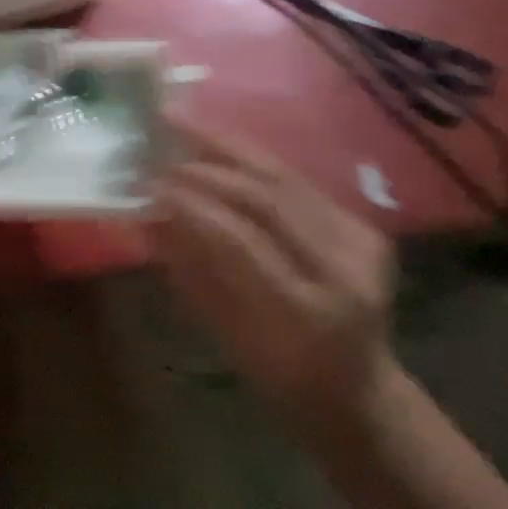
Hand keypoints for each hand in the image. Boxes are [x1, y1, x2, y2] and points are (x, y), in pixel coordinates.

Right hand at [150, 123, 396, 428]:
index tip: (144, 183)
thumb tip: (143, 214)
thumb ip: (187, 265)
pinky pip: (297, 182)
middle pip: (267, 199)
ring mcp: (361, 245)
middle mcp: (344, 270)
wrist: (355, 385)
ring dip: (224, 148)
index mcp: (307, 308)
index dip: (189, 205)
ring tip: (177, 123)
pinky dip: (250, 159)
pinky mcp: (364, 228)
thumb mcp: (220, 324)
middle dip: (203, 169)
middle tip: (154, 150)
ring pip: (284, 179)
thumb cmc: (273, 365)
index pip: (240, 238)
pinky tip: (214, 142)